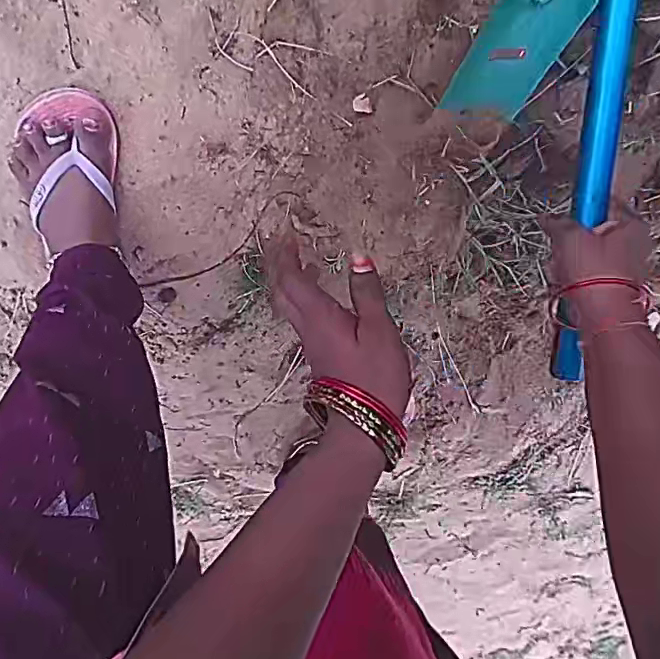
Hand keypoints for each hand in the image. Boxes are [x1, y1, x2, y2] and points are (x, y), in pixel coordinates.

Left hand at [261, 232, 411, 416]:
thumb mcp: (379, 330)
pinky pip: (299, 315)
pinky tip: (321, 294)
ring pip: (287, 303)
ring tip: (305, 262)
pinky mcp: (316, 351)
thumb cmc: (375, 376)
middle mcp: (307, 325)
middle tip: (287, 245)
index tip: (287, 236)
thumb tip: (359, 257)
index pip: (291, 278)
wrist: (361, 423)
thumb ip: (367, 293)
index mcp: (318, 315)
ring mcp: (309, 340)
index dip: (286, 255)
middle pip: (281, 290)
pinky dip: (302, 296)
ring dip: (290, 280)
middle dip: (280, 264)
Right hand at [541, 210, 654, 327]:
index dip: (586, 203)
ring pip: (586, 253)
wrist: (602, 314)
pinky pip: (585, 273)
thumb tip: (549, 218)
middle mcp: (634, 245)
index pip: (608, 203)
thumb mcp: (568, 236)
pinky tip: (566, 281)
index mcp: (632, 225)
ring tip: (562, 267)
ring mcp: (624, 267)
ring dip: (569, 259)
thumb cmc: (596, 274)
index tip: (573, 204)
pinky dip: (573, 276)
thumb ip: (557, 223)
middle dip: (572, 237)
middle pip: (594, 230)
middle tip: (563, 242)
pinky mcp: (612, 286)